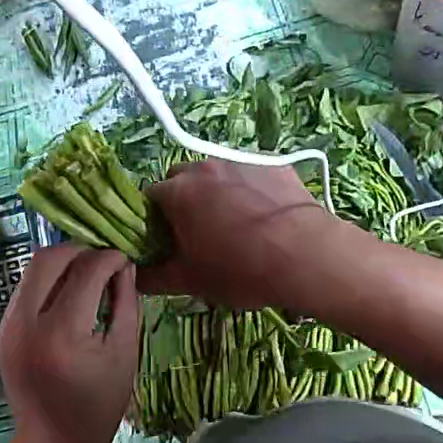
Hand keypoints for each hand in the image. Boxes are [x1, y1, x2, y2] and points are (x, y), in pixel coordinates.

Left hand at [0, 245, 140, 442]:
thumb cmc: (99, 405)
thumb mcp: (124, 352)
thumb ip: (126, 302)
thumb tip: (124, 265)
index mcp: (62, 334)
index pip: (86, 272)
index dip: (110, 258)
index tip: (126, 260)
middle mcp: (26, 324)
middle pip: (48, 259)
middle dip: (81, 251)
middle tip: (104, 262)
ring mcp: (7, 328)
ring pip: (32, 271)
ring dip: (63, 264)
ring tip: (89, 275)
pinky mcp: (1, 332)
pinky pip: (25, 290)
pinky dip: (49, 282)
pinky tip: (70, 295)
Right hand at [138, 159, 344, 309]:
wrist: (306, 255)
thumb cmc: (240, 269)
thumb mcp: (192, 281)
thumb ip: (155, 278)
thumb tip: (136, 278)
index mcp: (178, 192)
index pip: (149, 198)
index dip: (154, 221)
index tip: (167, 241)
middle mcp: (205, 166)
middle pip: (182, 179)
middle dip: (184, 201)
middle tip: (200, 233)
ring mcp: (241, 161)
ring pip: (218, 174)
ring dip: (217, 192)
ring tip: (236, 224)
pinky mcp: (274, 164)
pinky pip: (251, 174)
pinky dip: (250, 190)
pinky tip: (265, 216)